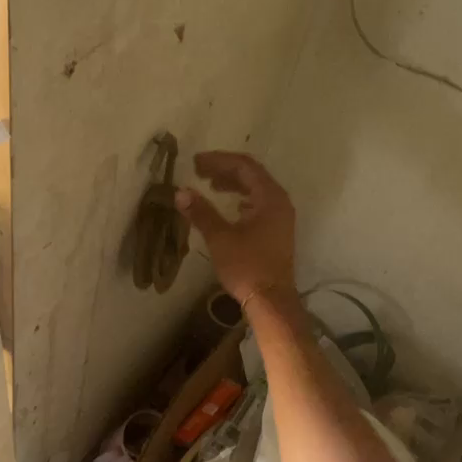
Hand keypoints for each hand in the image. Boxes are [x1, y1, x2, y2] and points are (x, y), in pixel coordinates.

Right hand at [175, 151, 296, 308]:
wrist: (271, 300)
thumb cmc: (247, 267)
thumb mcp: (220, 238)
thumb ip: (201, 213)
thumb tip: (180, 193)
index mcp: (270, 197)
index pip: (244, 166)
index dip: (218, 161)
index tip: (195, 163)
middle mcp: (279, 202)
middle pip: (252, 175)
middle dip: (225, 170)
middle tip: (199, 172)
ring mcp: (280, 217)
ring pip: (256, 190)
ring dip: (233, 185)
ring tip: (210, 186)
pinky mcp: (277, 231)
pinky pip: (259, 204)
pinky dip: (242, 200)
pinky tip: (230, 207)